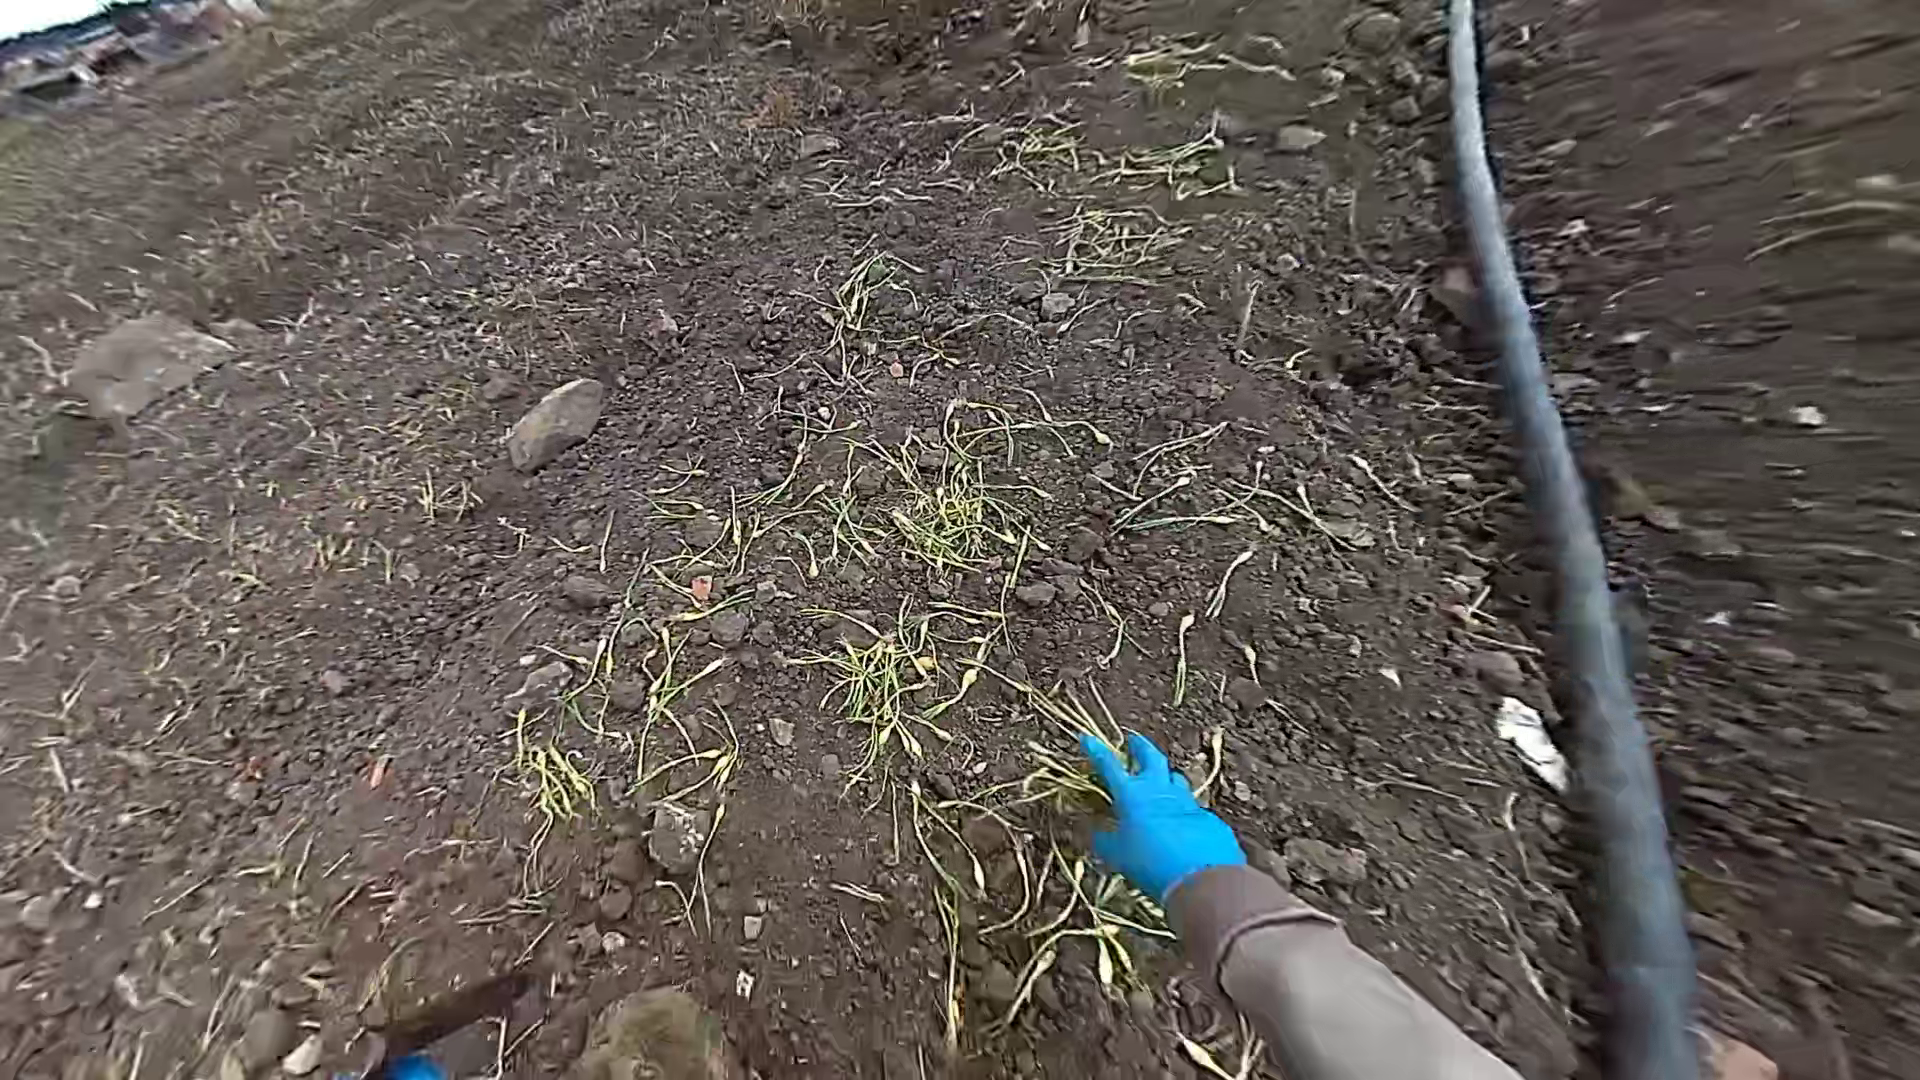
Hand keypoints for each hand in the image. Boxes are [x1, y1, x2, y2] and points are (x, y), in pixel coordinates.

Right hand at [1079, 732, 1244, 900]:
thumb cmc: (1150, 862)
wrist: (1201, 878)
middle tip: (1134, 739)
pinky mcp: (1206, 818)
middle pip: (1150, 757)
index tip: (1087, 738)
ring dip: (1166, 776)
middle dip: (1140, 746)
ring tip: (1161, 777)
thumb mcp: (1118, 855)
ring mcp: (1185, 801)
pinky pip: (1192, 808)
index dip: (1097, 751)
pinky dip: (1183, 810)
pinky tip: (1182, 822)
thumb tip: (1094, 835)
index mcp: (1132, 794)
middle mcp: (1158, 790)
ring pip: (1175, 779)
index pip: (1109, 766)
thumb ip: (1105, 842)